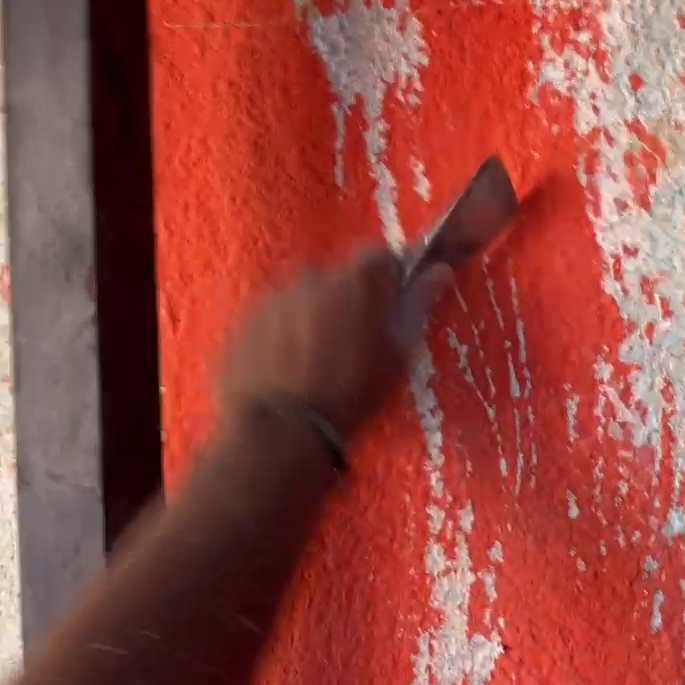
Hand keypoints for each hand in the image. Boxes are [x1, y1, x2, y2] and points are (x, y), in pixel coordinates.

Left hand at [218, 244, 450, 438]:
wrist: (277, 429)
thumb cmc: (349, 393)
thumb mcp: (395, 354)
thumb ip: (416, 304)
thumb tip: (440, 270)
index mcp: (355, 278)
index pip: (381, 255)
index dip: (389, 277)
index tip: (391, 303)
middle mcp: (312, 273)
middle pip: (339, 275)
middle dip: (348, 297)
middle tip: (352, 338)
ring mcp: (273, 294)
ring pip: (303, 294)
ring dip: (313, 313)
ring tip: (313, 356)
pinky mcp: (244, 317)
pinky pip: (273, 314)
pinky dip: (282, 330)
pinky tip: (284, 363)